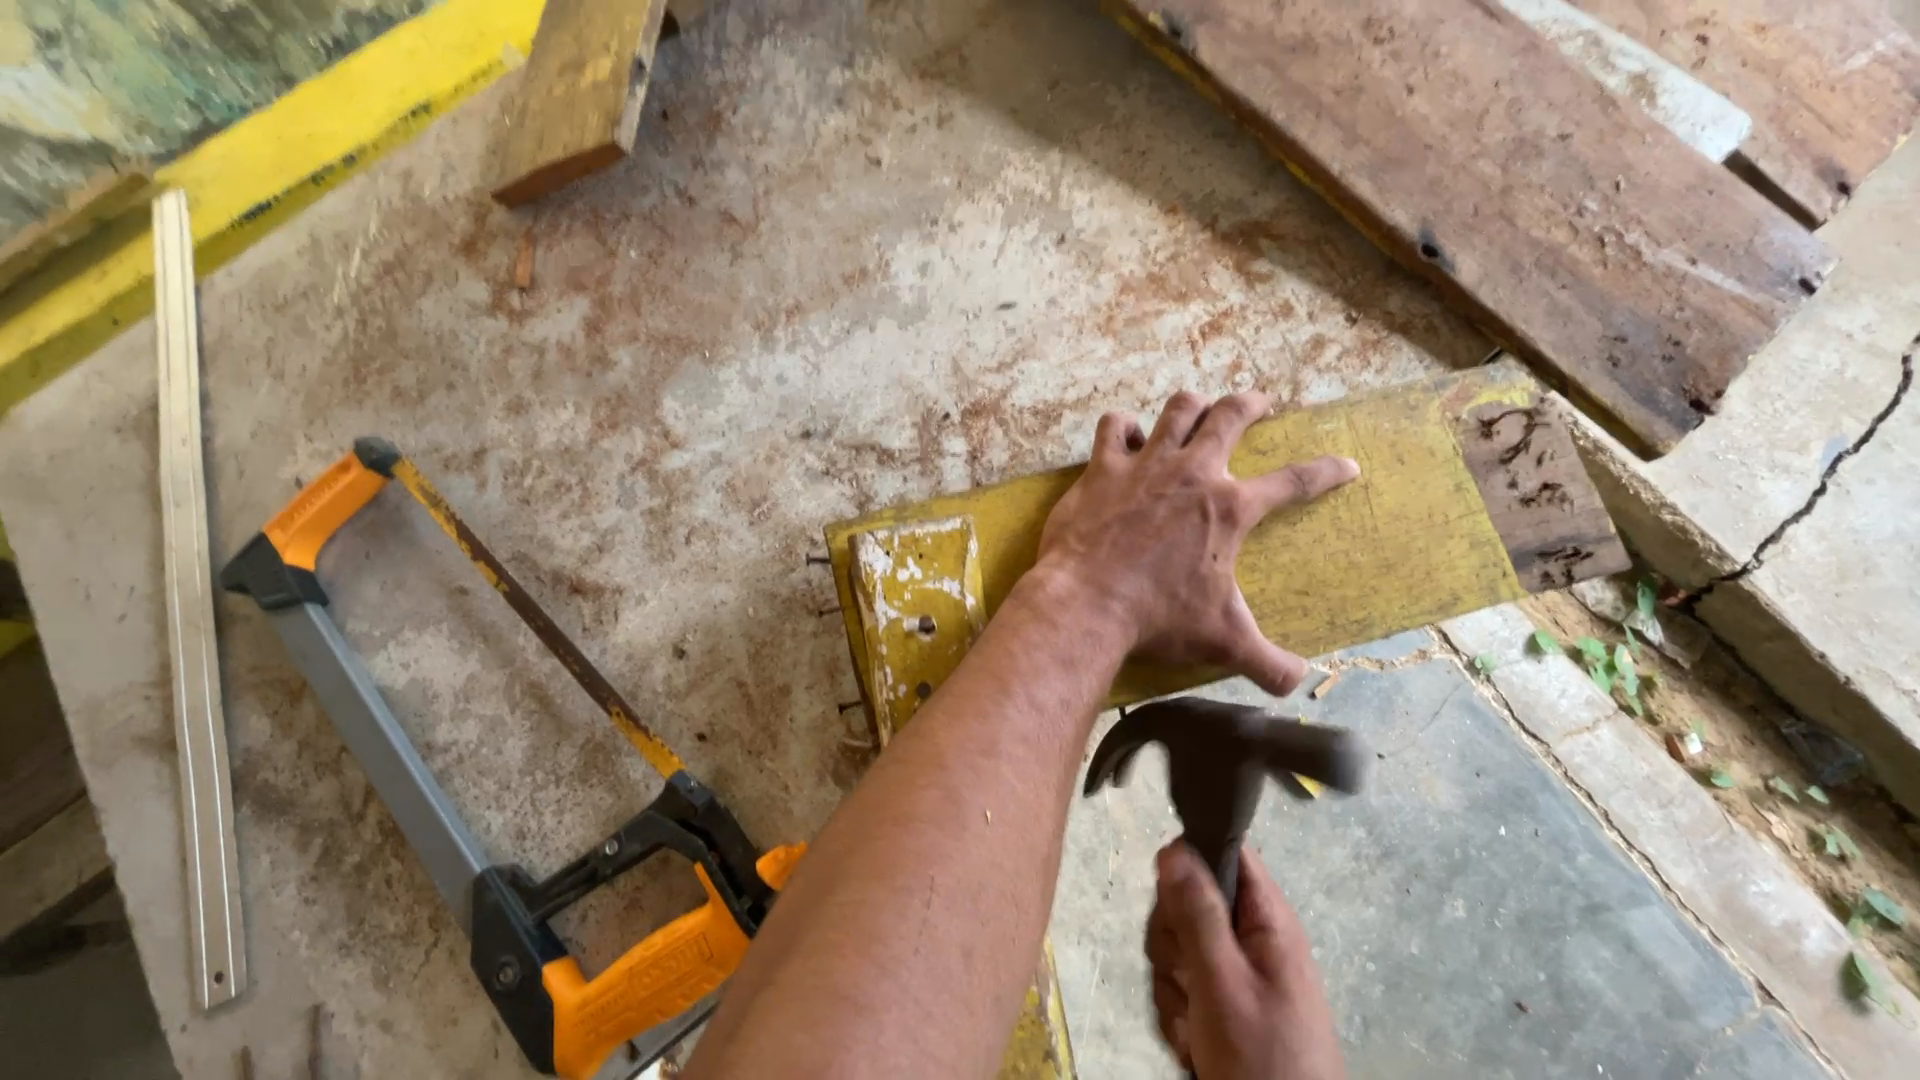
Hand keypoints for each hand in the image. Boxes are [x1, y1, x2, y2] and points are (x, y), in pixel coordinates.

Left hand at [1030, 391, 1358, 695]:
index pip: (1294, 482)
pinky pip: (1114, 426)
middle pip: (1231, 416)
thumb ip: (1267, 662)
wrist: (1088, 603)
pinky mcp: (1103, 469)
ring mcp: (1145, 466)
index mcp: (1229, 509)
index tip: (1347, 465)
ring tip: (1197, 408)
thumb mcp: (1223, 641)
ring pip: (1177, 410)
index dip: (1326, 472)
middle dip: (1251, 403)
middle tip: (1259, 401)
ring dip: (1191, 406)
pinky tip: (1127, 436)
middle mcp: (1192, 474)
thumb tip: (1299, 684)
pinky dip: (1123, 427)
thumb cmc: (1158, 619)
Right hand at [1146, 842, 1343, 1079]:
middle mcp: (1251, 938)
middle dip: (1172, 943)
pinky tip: (1193, 1041)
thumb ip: (1198, 913)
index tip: (1170, 902)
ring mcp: (1235, 972)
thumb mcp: (1224, 983)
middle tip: (1188, 977)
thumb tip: (1173, 846)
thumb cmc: (1263, 1058)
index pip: (1224, 854)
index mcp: (1266, 919)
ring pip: (1176, 947)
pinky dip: (1178, 1013)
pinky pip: (1179, 985)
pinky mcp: (1220, 1003)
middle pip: (1186, 902)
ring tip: (1194, 1023)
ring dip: (1173, 986)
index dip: (1189, 863)